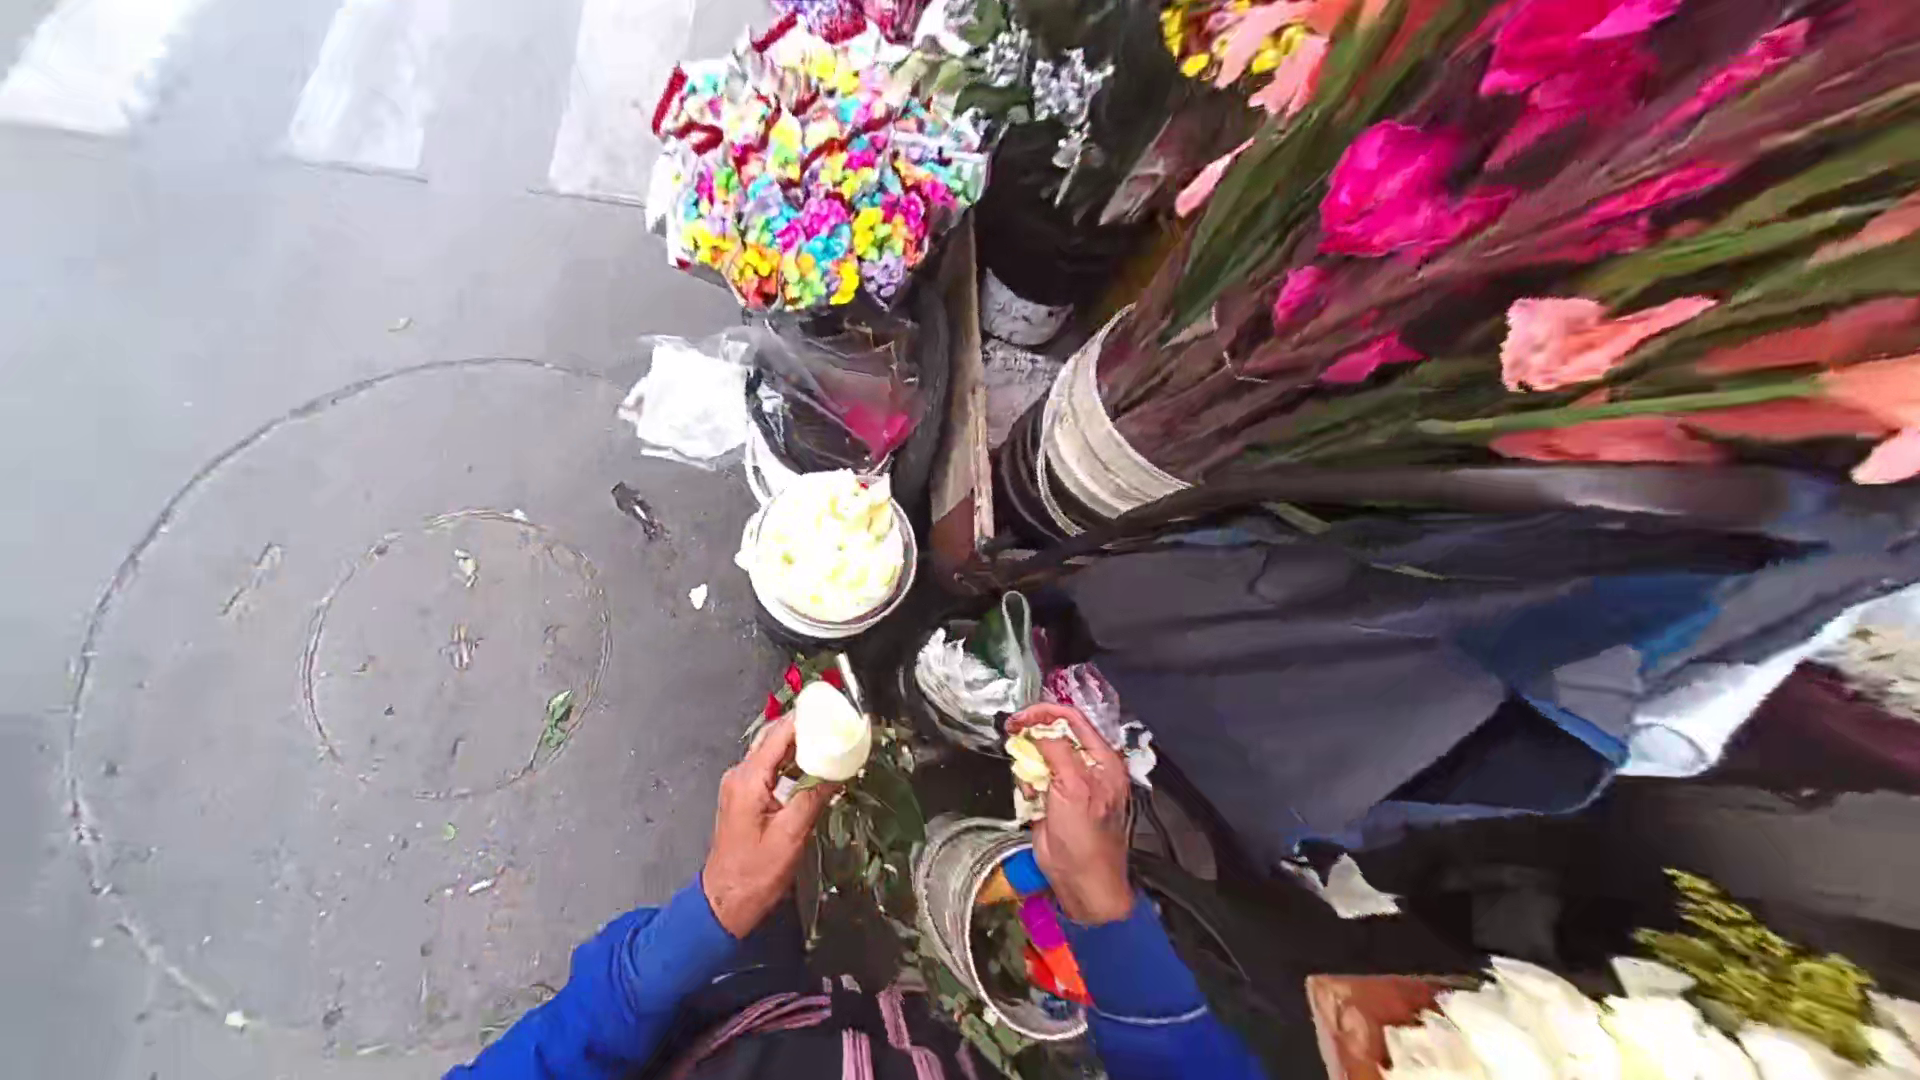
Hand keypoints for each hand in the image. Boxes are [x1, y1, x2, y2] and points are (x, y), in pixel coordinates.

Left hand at [702, 714, 837, 937]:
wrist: (724, 905)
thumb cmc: (756, 873)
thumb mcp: (791, 835)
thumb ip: (814, 796)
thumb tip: (840, 768)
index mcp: (749, 778)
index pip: (781, 733)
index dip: (808, 718)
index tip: (835, 711)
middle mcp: (740, 774)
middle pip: (775, 736)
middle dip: (806, 726)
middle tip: (838, 723)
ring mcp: (740, 784)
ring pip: (772, 749)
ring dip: (800, 742)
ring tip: (831, 739)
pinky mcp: (744, 795)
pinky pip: (770, 765)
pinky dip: (791, 759)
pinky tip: (813, 764)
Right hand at [1011, 704, 1133, 925]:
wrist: (1082, 883)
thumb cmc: (1087, 837)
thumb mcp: (1074, 787)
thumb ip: (1057, 750)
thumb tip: (1038, 729)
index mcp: (1101, 758)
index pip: (1072, 719)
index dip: (1045, 713)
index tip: (1021, 717)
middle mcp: (1086, 765)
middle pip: (1053, 734)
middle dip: (1033, 739)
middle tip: (1013, 736)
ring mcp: (1067, 781)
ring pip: (1038, 755)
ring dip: (1029, 766)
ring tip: (1032, 787)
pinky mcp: (1051, 797)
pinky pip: (1032, 777)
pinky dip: (1027, 784)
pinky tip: (1032, 801)